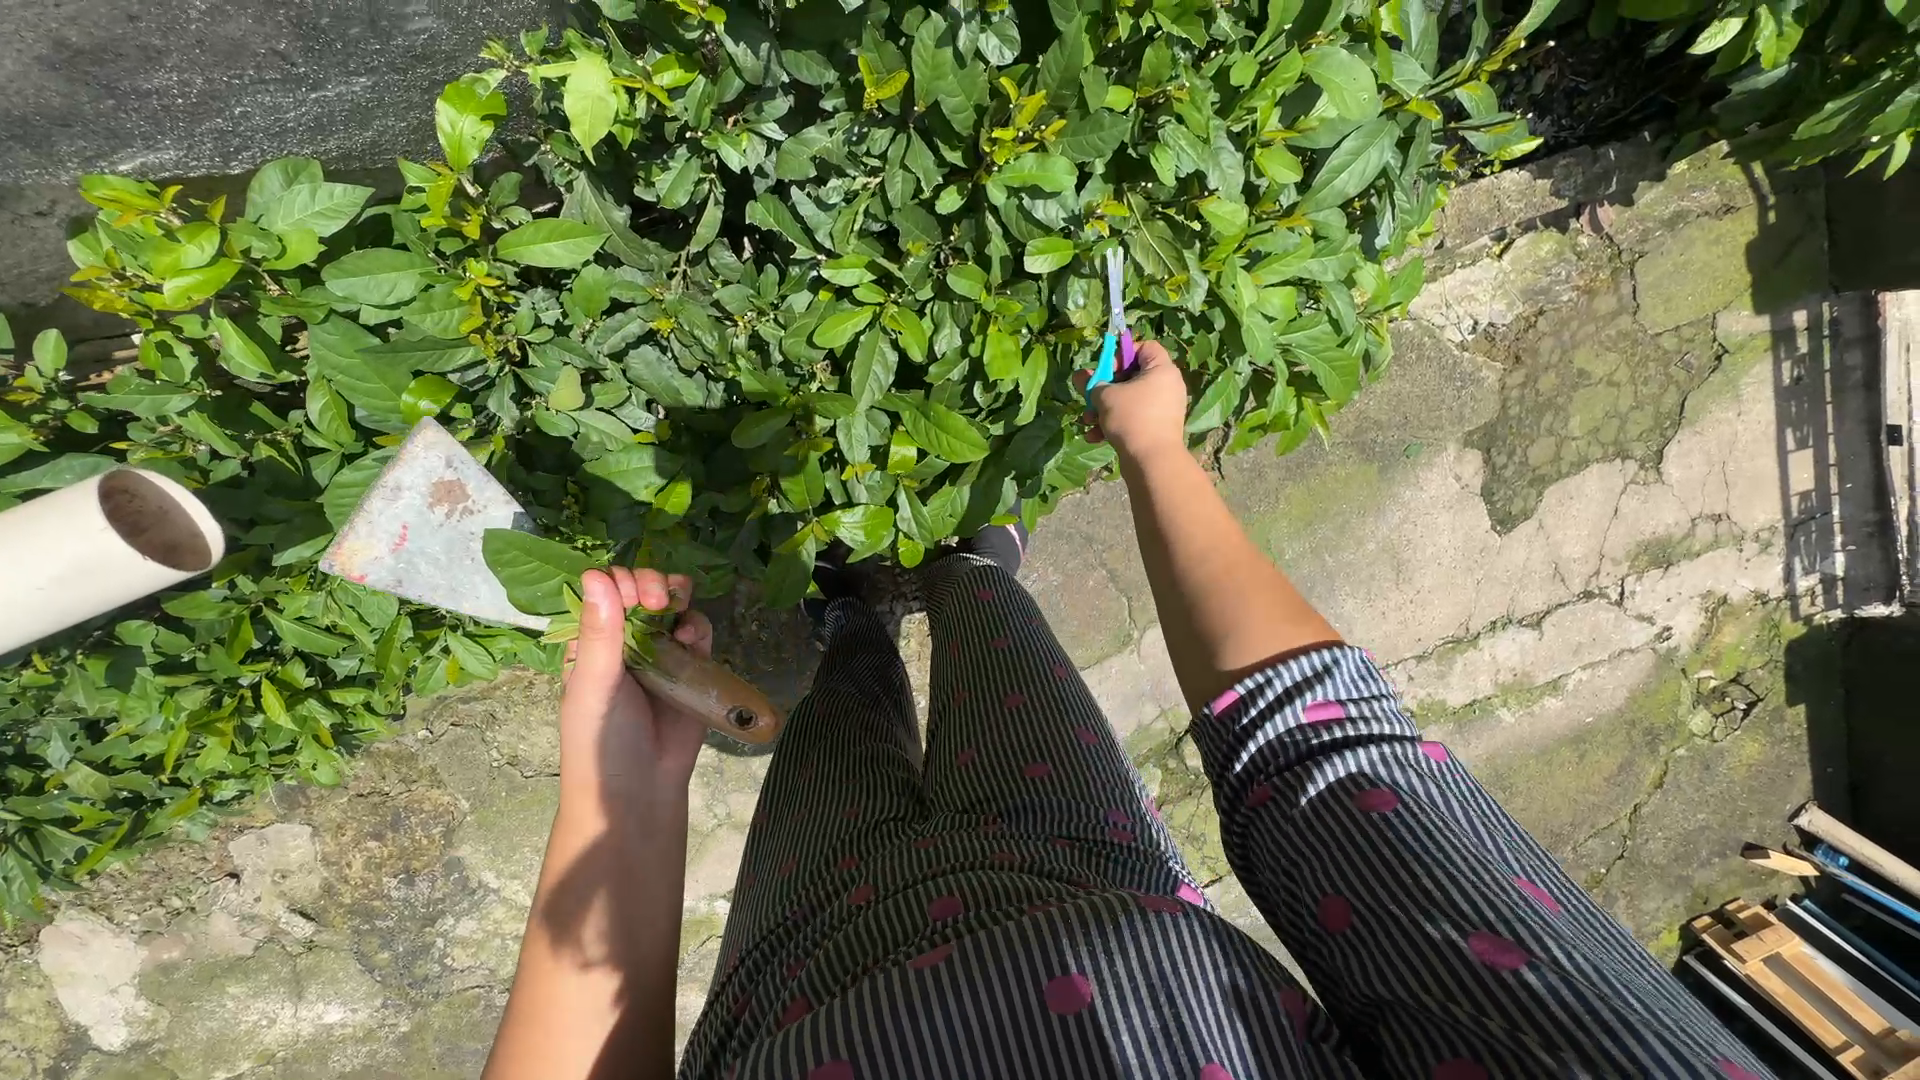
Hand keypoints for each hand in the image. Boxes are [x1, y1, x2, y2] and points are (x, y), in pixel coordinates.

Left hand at [559, 567, 713, 815]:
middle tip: (657, 600)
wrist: (640, 790)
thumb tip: (596, 574)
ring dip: (677, 598)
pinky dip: (698, 627)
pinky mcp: (692, 669)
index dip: (620, 584)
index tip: (631, 595)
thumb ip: (600, 631)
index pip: (605, 593)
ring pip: (674, 607)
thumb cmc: (602, 739)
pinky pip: (699, 634)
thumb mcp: (594, 684)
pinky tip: (692, 639)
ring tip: (676, 609)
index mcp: (593, 643)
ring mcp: (661, 655)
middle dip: (652, 584)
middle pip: (642, 592)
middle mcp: (626, 643)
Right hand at [1072, 340, 1188, 465]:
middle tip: (1090, 394)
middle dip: (1106, 387)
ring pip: (1129, 400)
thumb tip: (1080, 376)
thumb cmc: (1132, 418)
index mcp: (1162, 370)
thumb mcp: (1105, 396)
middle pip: (1132, 376)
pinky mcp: (1157, 428)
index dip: (1123, 353)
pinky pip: (1133, 418)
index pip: (1146, 347)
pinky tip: (1095, 436)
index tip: (1105, 367)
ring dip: (1105, 409)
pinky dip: (1115, 424)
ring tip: (1087, 420)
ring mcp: (1163, 409)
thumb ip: (1091, 383)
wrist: (1152, 461)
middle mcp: (1167, 386)